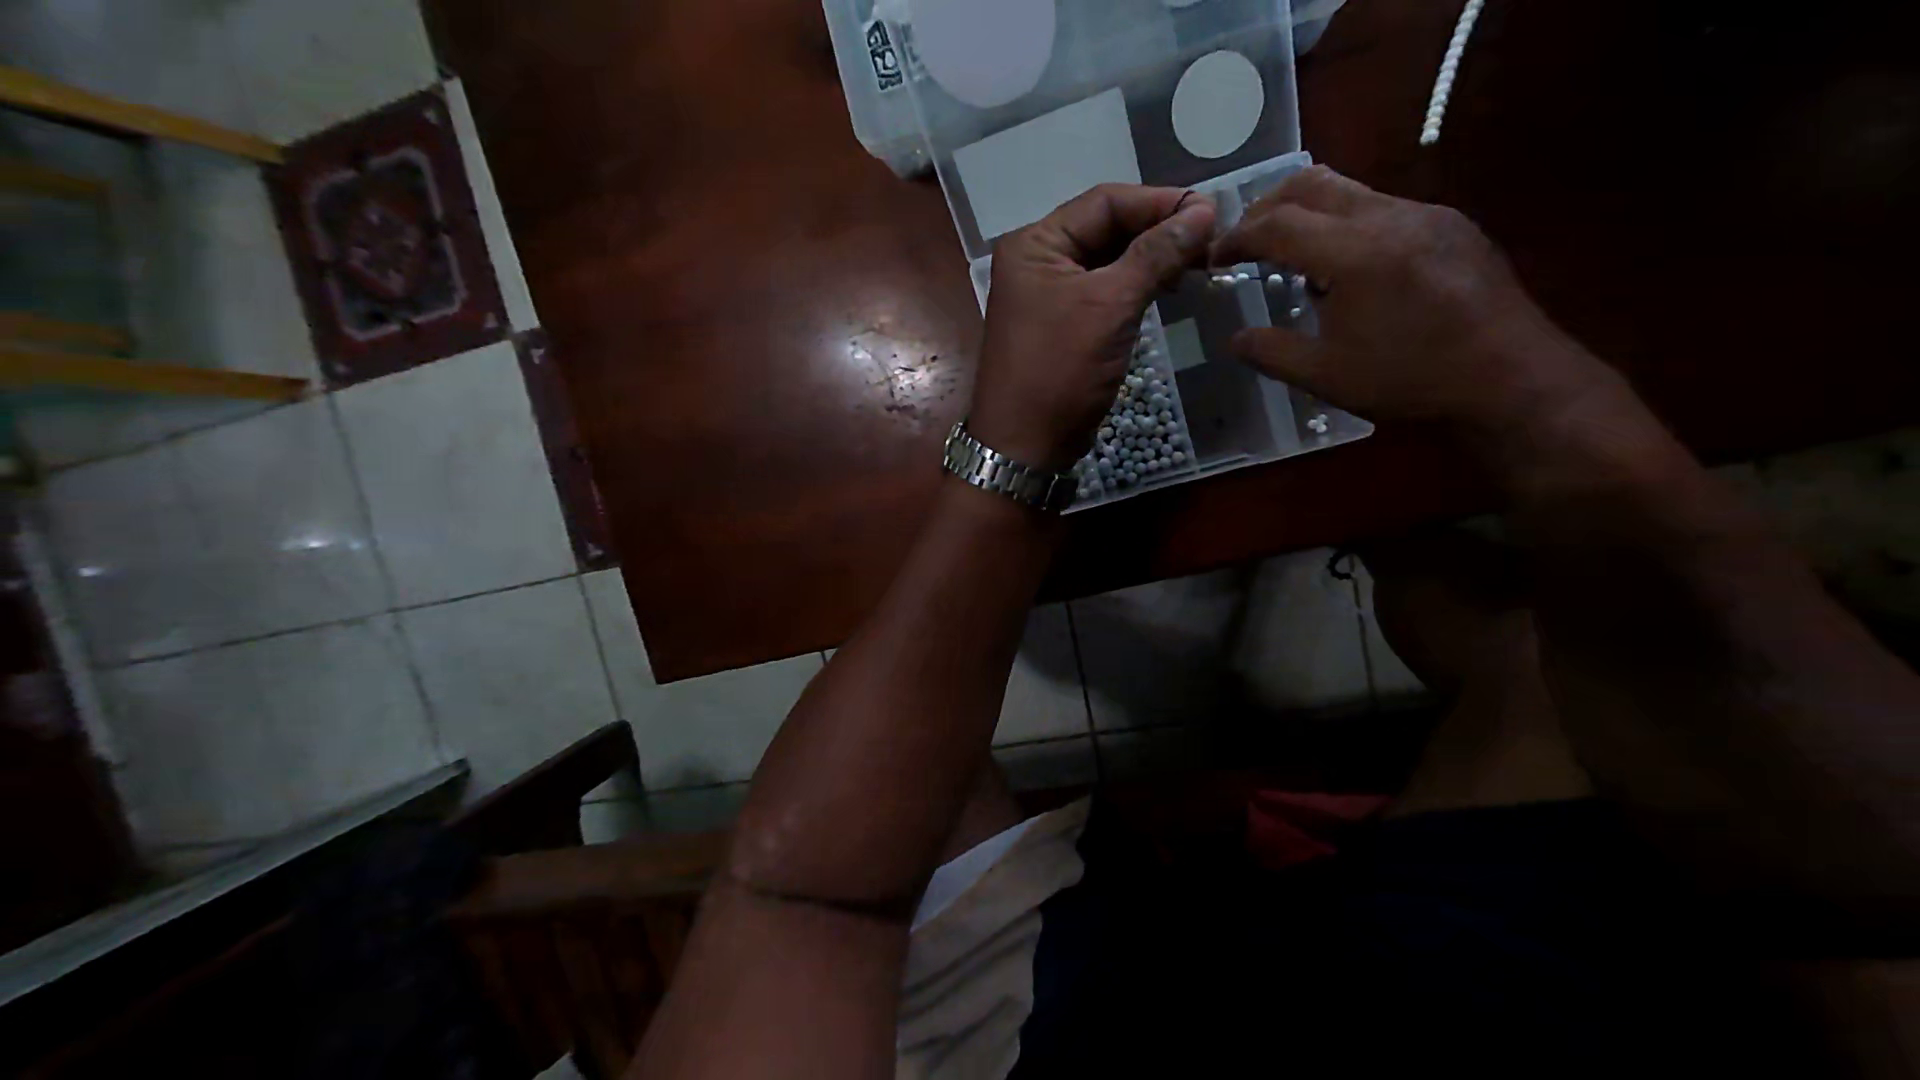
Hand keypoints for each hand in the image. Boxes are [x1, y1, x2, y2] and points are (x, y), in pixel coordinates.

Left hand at [968, 185, 1216, 470]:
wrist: (1025, 445)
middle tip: (1211, 240)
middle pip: (1106, 228)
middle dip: (1158, 230)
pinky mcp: (1063, 324)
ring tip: (1198, 263)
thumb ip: (1156, 254)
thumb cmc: (1060, 370)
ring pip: (1109, 260)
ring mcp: (1048, 294)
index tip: (1211, 211)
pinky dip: (1137, 286)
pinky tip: (1169, 288)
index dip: (1159, 202)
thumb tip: (1204, 210)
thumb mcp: (1110, 306)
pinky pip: (1105, 291)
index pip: (1104, 202)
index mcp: (1034, 243)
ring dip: (1152, 258)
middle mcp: (1037, 261)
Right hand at [1210, 166, 1614, 436]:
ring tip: (1289, 257)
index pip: (1277, 224)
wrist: (1511, 378)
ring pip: (1349, 190)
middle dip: (1265, 208)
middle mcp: (1390, 217)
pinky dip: (1344, 226)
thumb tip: (1234, 339)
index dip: (1236, 238)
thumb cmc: (1410, 381)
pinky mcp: (1449, 225)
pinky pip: (1381, 208)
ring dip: (1306, 214)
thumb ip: (1271, 352)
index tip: (1213, 260)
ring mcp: (1425, 214)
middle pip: (1311, 184)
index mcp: (1355, 254)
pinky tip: (1344, 270)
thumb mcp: (1325, 376)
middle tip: (1243, 242)